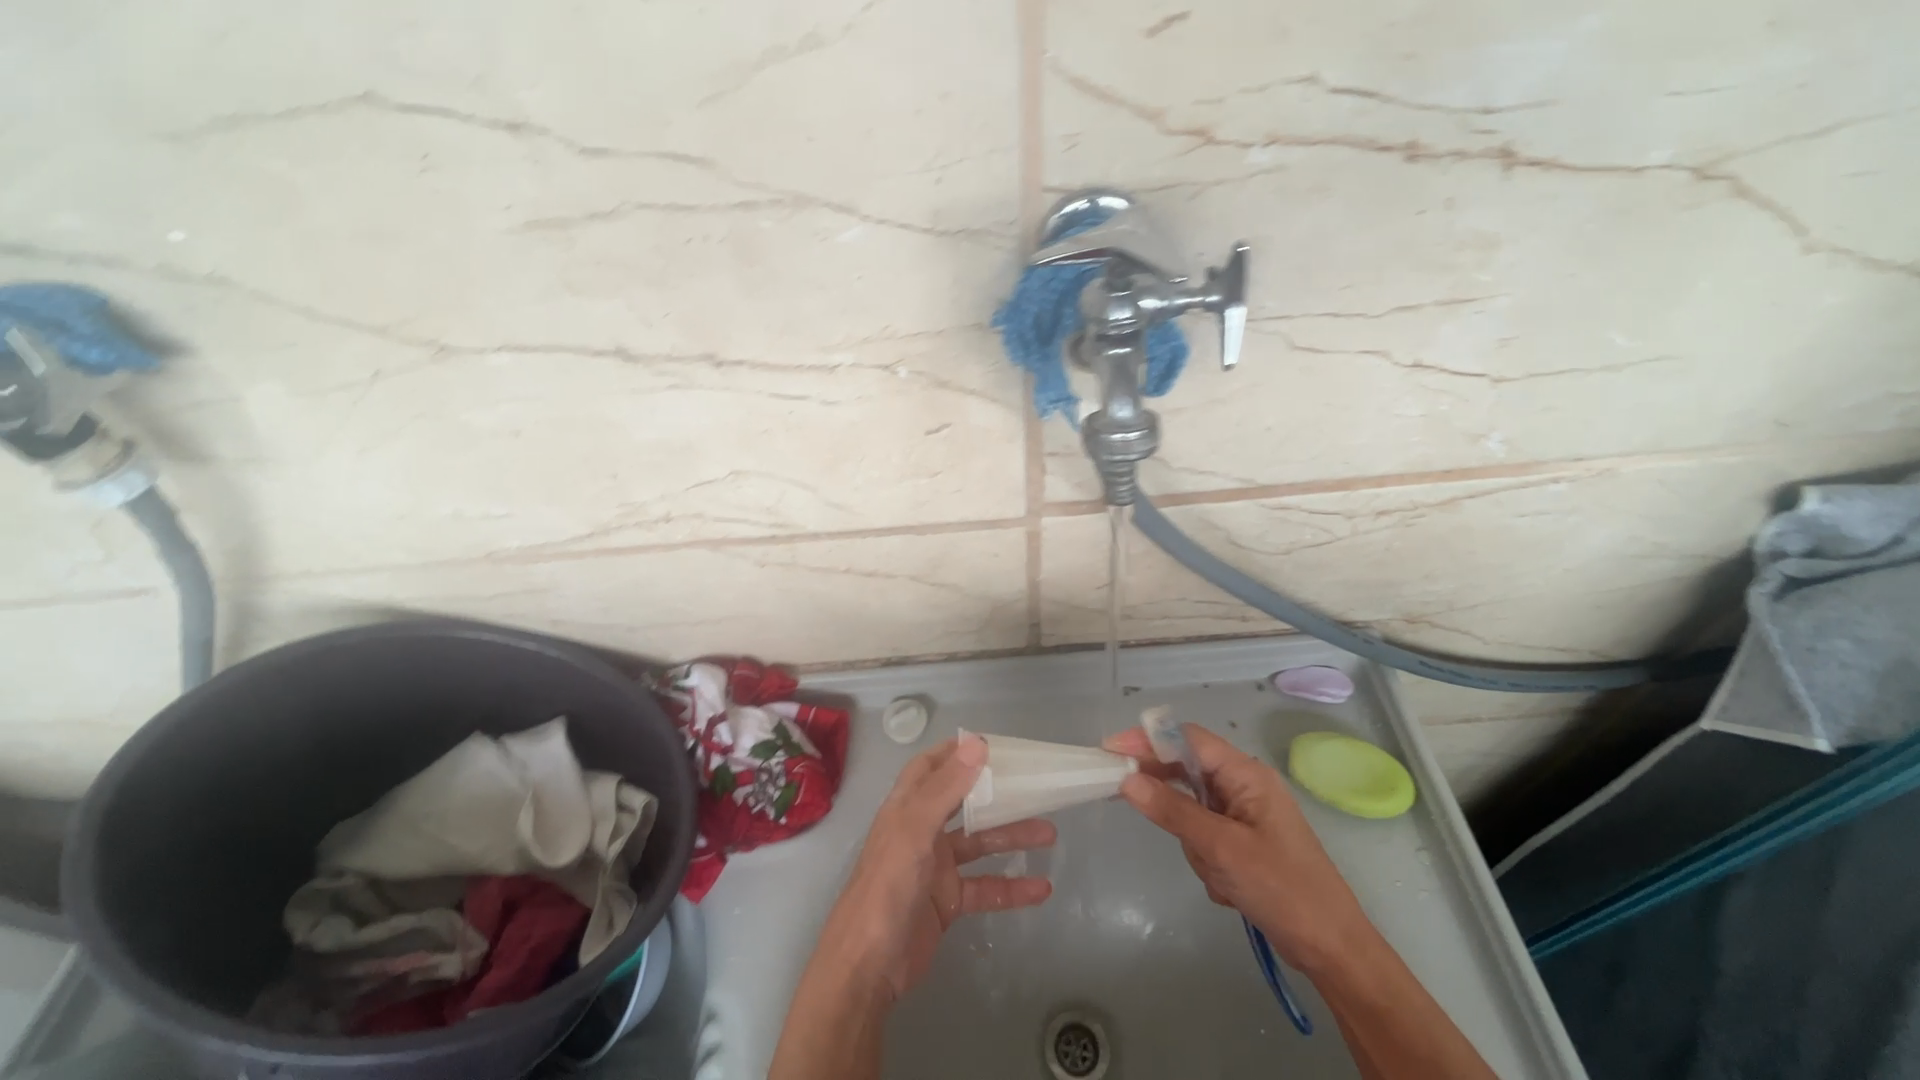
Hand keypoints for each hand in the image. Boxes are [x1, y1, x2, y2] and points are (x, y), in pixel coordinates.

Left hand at [815, 734, 1055, 1001]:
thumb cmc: (887, 887)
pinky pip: (985, 888)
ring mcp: (934, 869)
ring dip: (1012, 838)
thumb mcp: (915, 831)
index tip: (994, 745)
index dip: (957, 753)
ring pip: (979, 845)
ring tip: (1050, 833)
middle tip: (1035, 786)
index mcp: (905, 809)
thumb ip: (946, 788)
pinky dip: (1012, 887)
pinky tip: (1042, 888)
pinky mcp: (947, 903)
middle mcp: (920, 832)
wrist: (868, 965)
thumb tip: (977, 743)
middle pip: (963, 804)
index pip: (930, 768)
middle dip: (996, 794)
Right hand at [1104, 724, 1367, 975]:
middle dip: (1169, 800)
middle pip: (1186, 773)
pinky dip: (1206, 862)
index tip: (1109, 750)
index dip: (1147, 739)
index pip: (1188, 739)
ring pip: (1191, 812)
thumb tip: (1127, 779)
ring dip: (1194, 845)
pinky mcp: (1242, 843)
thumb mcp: (1222, 848)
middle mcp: (1244, 786)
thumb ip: (1173, 811)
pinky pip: (1203, 839)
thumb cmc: (1282, 888)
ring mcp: (1243, 816)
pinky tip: (1228, 889)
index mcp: (1247, 774)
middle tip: (1132, 807)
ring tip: (1219, 875)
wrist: (1329, 945)